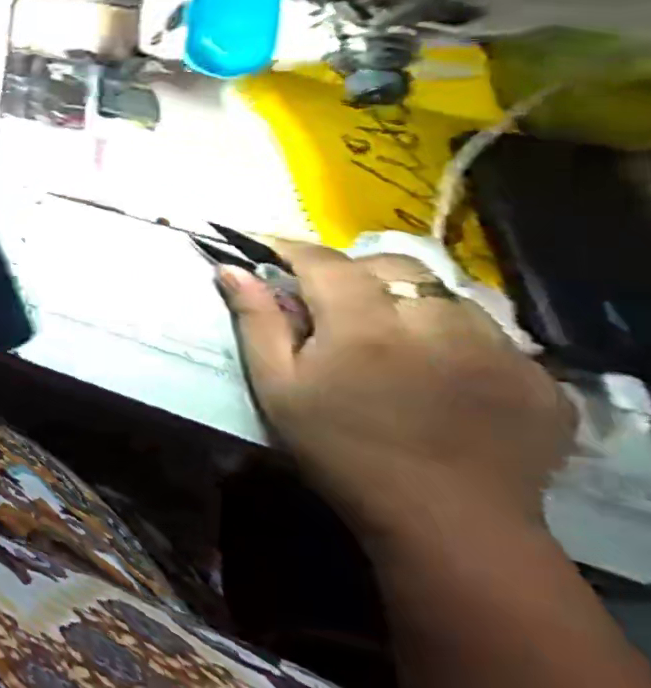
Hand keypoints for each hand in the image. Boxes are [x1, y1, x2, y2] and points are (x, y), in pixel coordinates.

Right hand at [222, 243, 574, 543]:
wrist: (446, 523)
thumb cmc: (340, 449)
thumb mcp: (277, 385)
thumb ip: (257, 320)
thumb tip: (231, 268)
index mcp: (366, 328)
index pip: (327, 261)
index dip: (293, 249)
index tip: (268, 248)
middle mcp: (439, 327)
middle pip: (396, 266)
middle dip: (358, 271)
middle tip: (333, 300)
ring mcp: (502, 353)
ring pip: (449, 295)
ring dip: (411, 302)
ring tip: (392, 334)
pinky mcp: (541, 381)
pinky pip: (495, 335)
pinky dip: (459, 337)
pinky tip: (440, 368)